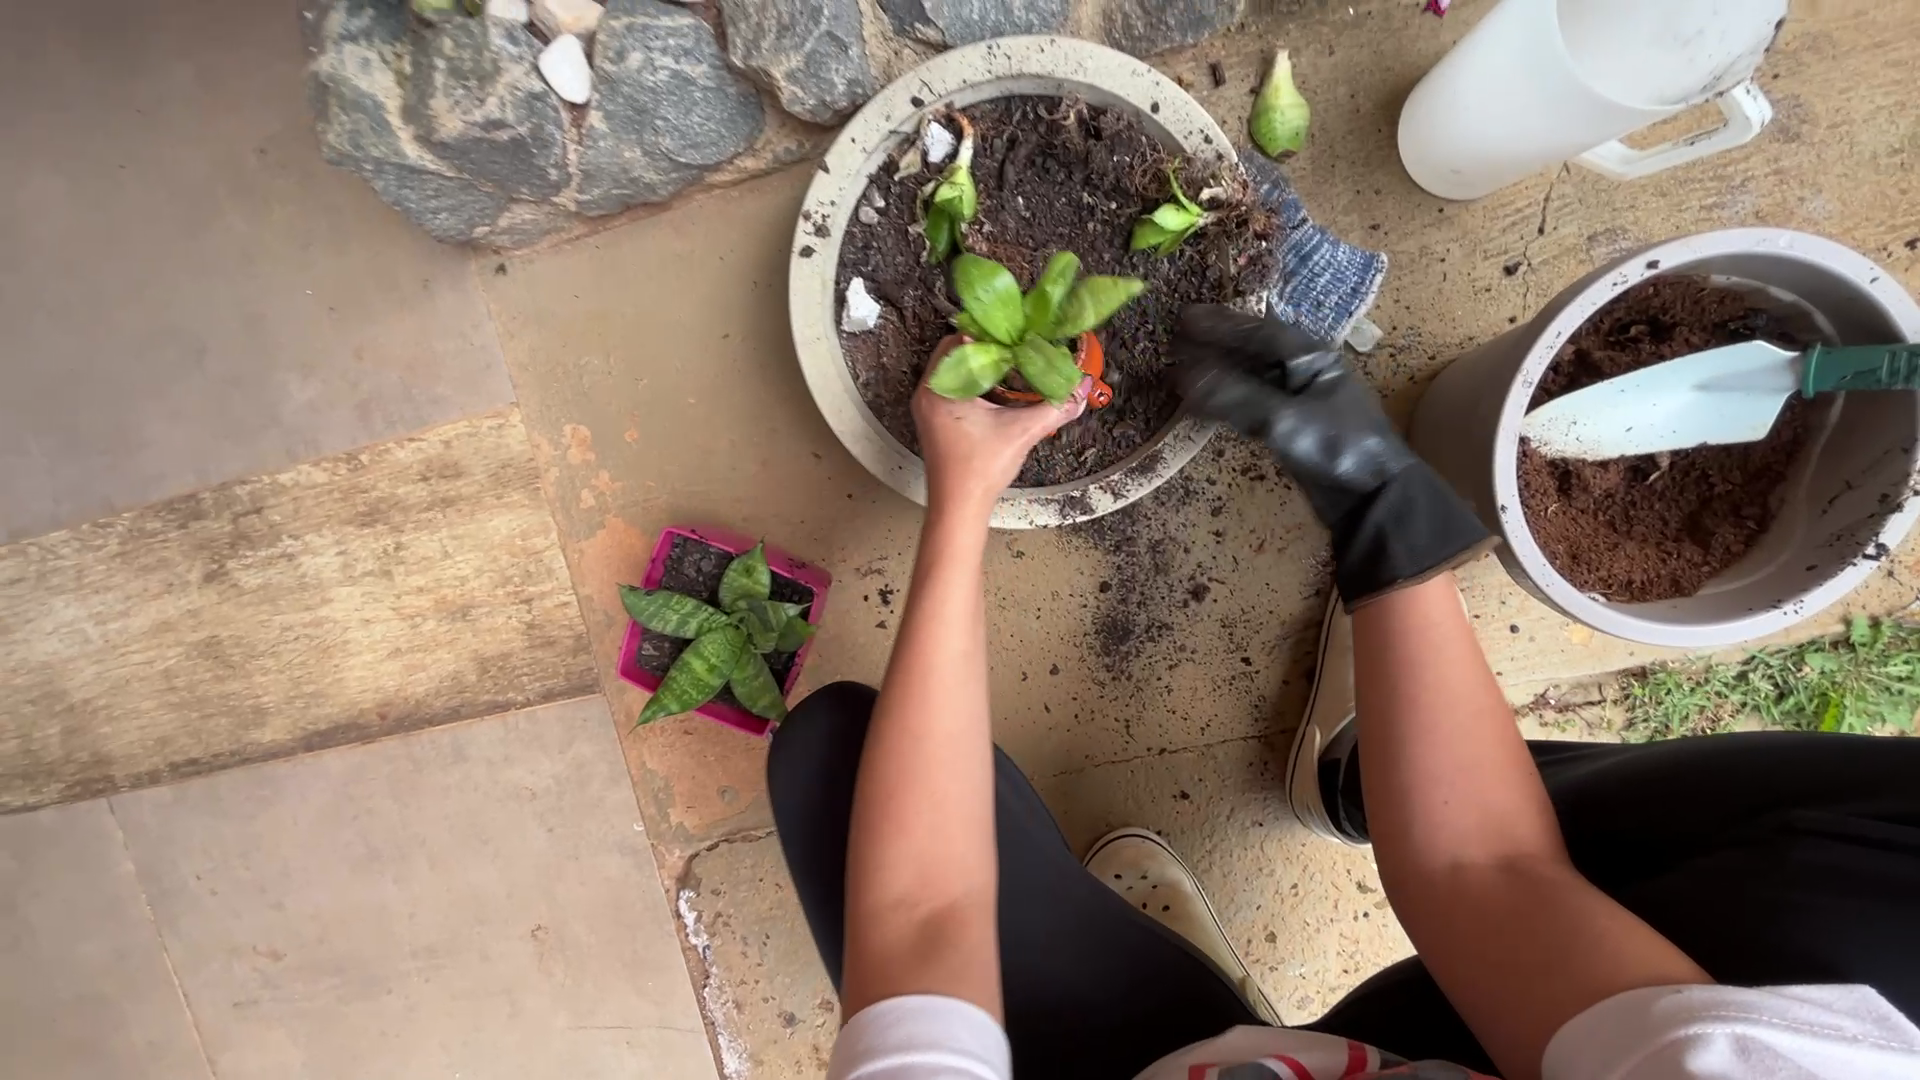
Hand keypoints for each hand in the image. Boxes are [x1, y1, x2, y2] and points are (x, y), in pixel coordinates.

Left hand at [912, 335, 1088, 518]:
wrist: (959, 507)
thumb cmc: (980, 469)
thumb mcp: (1021, 432)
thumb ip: (1053, 407)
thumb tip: (1082, 390)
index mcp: (941, 389)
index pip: (959, 341)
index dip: (989, 334)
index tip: (1014, 334)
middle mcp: (928, 393)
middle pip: (954, 354)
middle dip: (985, 348)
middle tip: (1014, 347)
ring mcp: (927, 408)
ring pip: (952, 372)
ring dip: (978, 365)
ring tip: (1008, 364)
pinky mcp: (934, 421)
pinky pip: (951, 388)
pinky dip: (972, 383)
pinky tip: (996, 389)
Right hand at [1172, 306, 1414, 526]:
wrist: (1371, 497)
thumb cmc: (1335, 447)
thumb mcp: (1282, 419)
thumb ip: (1232, 397)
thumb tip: (1182, 376)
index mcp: (1311, 358)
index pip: (1258, 331)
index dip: (1221, 323)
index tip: (1184, 318)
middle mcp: (1304, 373)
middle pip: (1253, 351)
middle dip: (1215, 345)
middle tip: (1176, 340)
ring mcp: (1298, 401)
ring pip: (1249, 378)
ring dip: (1216, 374)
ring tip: (1182, 370)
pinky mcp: (1290, 428)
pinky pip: (1249, 405)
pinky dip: (1224, 402)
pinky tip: (1203, 405)